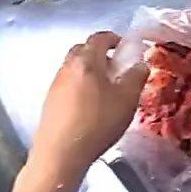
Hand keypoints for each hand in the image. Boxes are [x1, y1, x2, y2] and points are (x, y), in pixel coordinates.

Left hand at [24, 32, 147, 191]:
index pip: (99, 38)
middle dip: (99, 53)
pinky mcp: (50, 102)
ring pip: (74, 68)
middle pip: (83, 50)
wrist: (61, 153)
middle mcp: (67, 67)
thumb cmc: (98, 122)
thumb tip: (141, 64)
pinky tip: (90, 105)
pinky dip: (80, 86)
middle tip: (116, 67)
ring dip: (89, 71)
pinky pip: (68, 84)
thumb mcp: (127, 99)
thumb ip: (136, 77)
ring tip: (106, 88)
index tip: (124, 46)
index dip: (113, 38)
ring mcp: (55, 85)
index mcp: (87, 61)